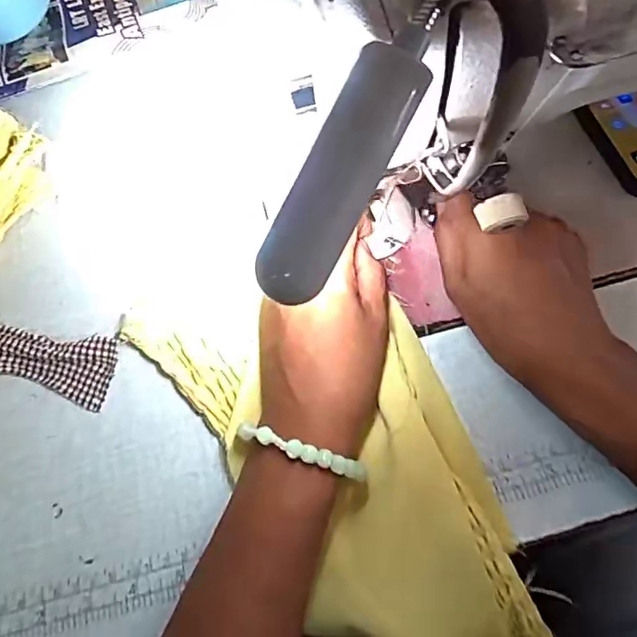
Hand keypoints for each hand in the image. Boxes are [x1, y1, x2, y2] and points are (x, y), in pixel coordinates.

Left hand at [257, 223, 388, 455]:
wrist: (305, 425)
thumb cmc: (351, 375)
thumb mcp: (376, 319)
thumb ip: (369, 268)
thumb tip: (362, 234)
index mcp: (320, 275)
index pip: (334, 221)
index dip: (352, 211)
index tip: (366, 212)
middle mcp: (286, 274)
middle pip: (310, 231)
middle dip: (335, 231)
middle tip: (359, 244)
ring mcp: (268, 289)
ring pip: (296, 249)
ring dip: (318, 250)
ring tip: (342, 270)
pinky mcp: (261, 304)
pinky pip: (286, 270)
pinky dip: (304, 269)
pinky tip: (322, 290)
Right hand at [434, 193, 630, 397]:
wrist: (568, 349)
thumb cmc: (508, 330)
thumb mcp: (459, 290)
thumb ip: (448, 241)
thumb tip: (445, 209)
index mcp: (483, 229)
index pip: (458, 194)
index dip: (453, 210)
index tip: (454, 228)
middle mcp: (517, 216)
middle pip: (487, 203)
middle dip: (481, 224)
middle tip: (483, 263)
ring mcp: (547, 224)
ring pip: (514, 214)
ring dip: (508, 233)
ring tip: (512, 273)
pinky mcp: (568, 234)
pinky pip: (539, 227)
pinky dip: (532, 243)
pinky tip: (534, 274)